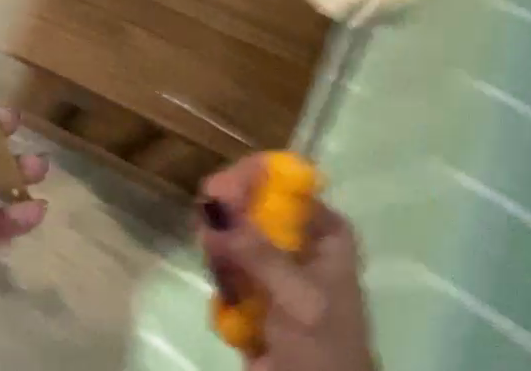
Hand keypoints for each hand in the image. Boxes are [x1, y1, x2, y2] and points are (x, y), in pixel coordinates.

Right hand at [199, 156, 375, 370]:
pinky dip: (216, 274)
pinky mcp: (248, 289)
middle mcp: (297, 240)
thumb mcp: (300, 301)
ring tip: (214, 266)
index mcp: (324, 233)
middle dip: (226, 210)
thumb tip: (214, 210)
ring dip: (217, 245)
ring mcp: (270, 265)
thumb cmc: (324, 353)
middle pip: (250, 199)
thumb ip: (260, 254)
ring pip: (229, 229)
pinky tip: (223, 298)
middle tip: (206, 224)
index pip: (286, 181)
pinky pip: (221, 262)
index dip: (251, 177)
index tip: (220, 190)